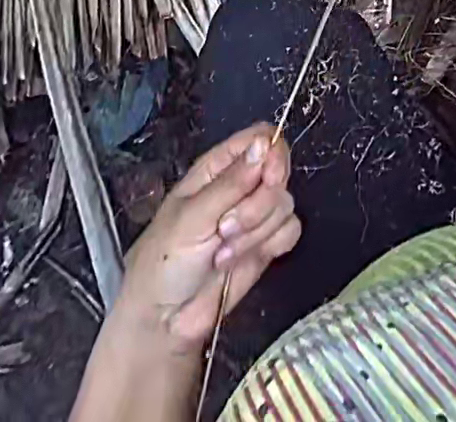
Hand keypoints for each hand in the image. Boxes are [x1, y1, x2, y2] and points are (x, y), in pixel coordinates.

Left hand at [111, 122, 299, 353]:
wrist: (164, 318)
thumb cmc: (164, 258)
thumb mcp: (192, 216)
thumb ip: (232, 182)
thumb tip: (265, 144)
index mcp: (218, 166)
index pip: (260, 137)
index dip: (272, 153)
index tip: (268, 180)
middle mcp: (241, 184)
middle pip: (278, 171)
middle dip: (259, 204)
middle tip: (225, 229)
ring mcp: (256, 213)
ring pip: (285, 203)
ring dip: (257, 231)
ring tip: (222, 252)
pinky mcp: (267, 242)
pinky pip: (291, 230)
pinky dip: (272, 245)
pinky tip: (241, 259)